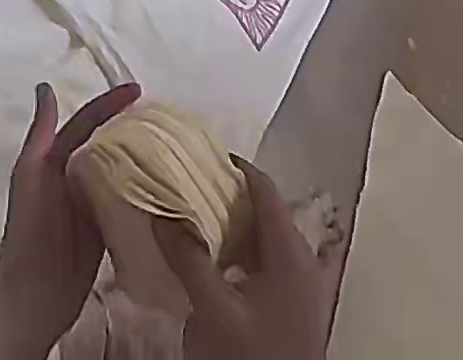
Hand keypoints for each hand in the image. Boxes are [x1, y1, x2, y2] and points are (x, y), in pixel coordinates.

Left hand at [0, 81, 142, 359]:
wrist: (35, 296)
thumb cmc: (28, 229)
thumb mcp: (30, 174)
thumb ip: (41, 133)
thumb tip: (46, 86)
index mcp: (58, 157)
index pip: (90, 121)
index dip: (111, 103)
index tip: (140, 89)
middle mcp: (77, 172)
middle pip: (109, 139)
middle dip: (131, 123)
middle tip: (162, 113)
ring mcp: (94, 198)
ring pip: (121, 165)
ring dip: (141, 151)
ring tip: (169, 138)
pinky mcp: (108, 224)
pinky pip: (128, 195)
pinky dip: (143, 184)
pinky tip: (165, 178)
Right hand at [154, 157, 327, 359]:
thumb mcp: (213, 309)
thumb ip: (188, 256)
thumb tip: (161, 211)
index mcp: (290, 251)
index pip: (263, 187)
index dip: (233, 165)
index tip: (198, 154)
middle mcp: (301, 259)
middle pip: (263, 208)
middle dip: (225, 193)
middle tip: (187, 182)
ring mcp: (298, 284)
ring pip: (261, 235)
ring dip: (229, 222)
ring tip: (191, 214)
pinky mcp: (288, 304)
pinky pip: (261, 260)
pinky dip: (235, 249)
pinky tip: (208, 256)